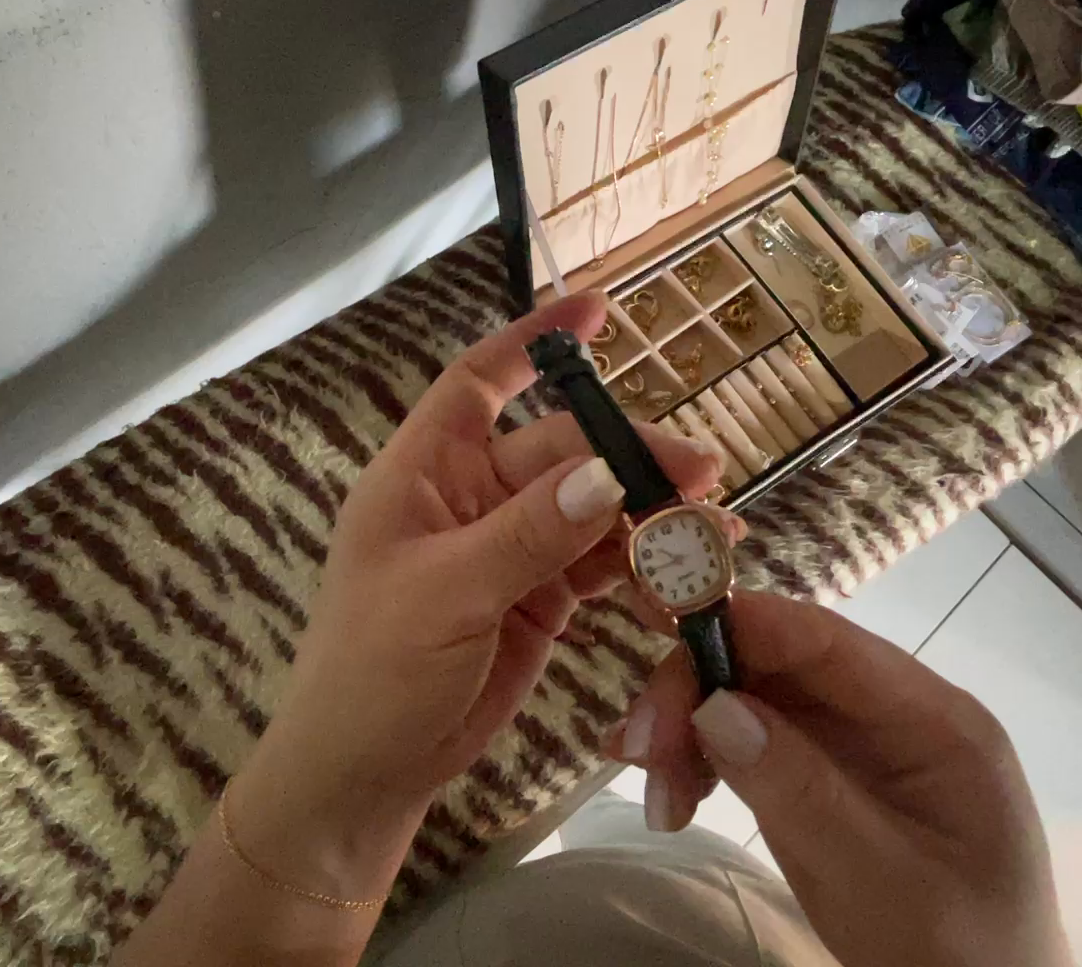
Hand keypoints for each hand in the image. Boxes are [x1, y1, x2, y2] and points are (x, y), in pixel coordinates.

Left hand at [233, 292, 732, 899]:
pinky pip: (599, 561)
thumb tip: (604, 474)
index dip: (531, 344)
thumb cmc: (375, 671)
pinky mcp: (540, 595)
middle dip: (627, 457)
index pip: (477, 383)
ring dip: (648, 513)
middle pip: (560, 451)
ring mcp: (510, 546)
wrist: (368, 770)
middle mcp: (471, 497)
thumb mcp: (444, 595)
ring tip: (713, 530)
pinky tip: (687, 567)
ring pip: (590, 507)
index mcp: (425, 474)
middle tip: (699, 473)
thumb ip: (526, 535)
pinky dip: (642, 561)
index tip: (597, 310)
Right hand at [611, 592, 1072, 966]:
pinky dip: (691, 754)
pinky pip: (736, 732)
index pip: (820, 638)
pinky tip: (666, 790)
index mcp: (927, 716)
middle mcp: (879, 707)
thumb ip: (799, 789)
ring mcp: (841, 733)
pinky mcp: (808, 761)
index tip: (656, 621)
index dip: (736, 618)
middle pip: (766, 658)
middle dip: (693, 690)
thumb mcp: (879, 881)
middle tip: (639, 748)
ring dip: (683, 727)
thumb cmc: (952, 954)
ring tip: (655, 791)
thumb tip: (712, 703)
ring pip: (740, 691)